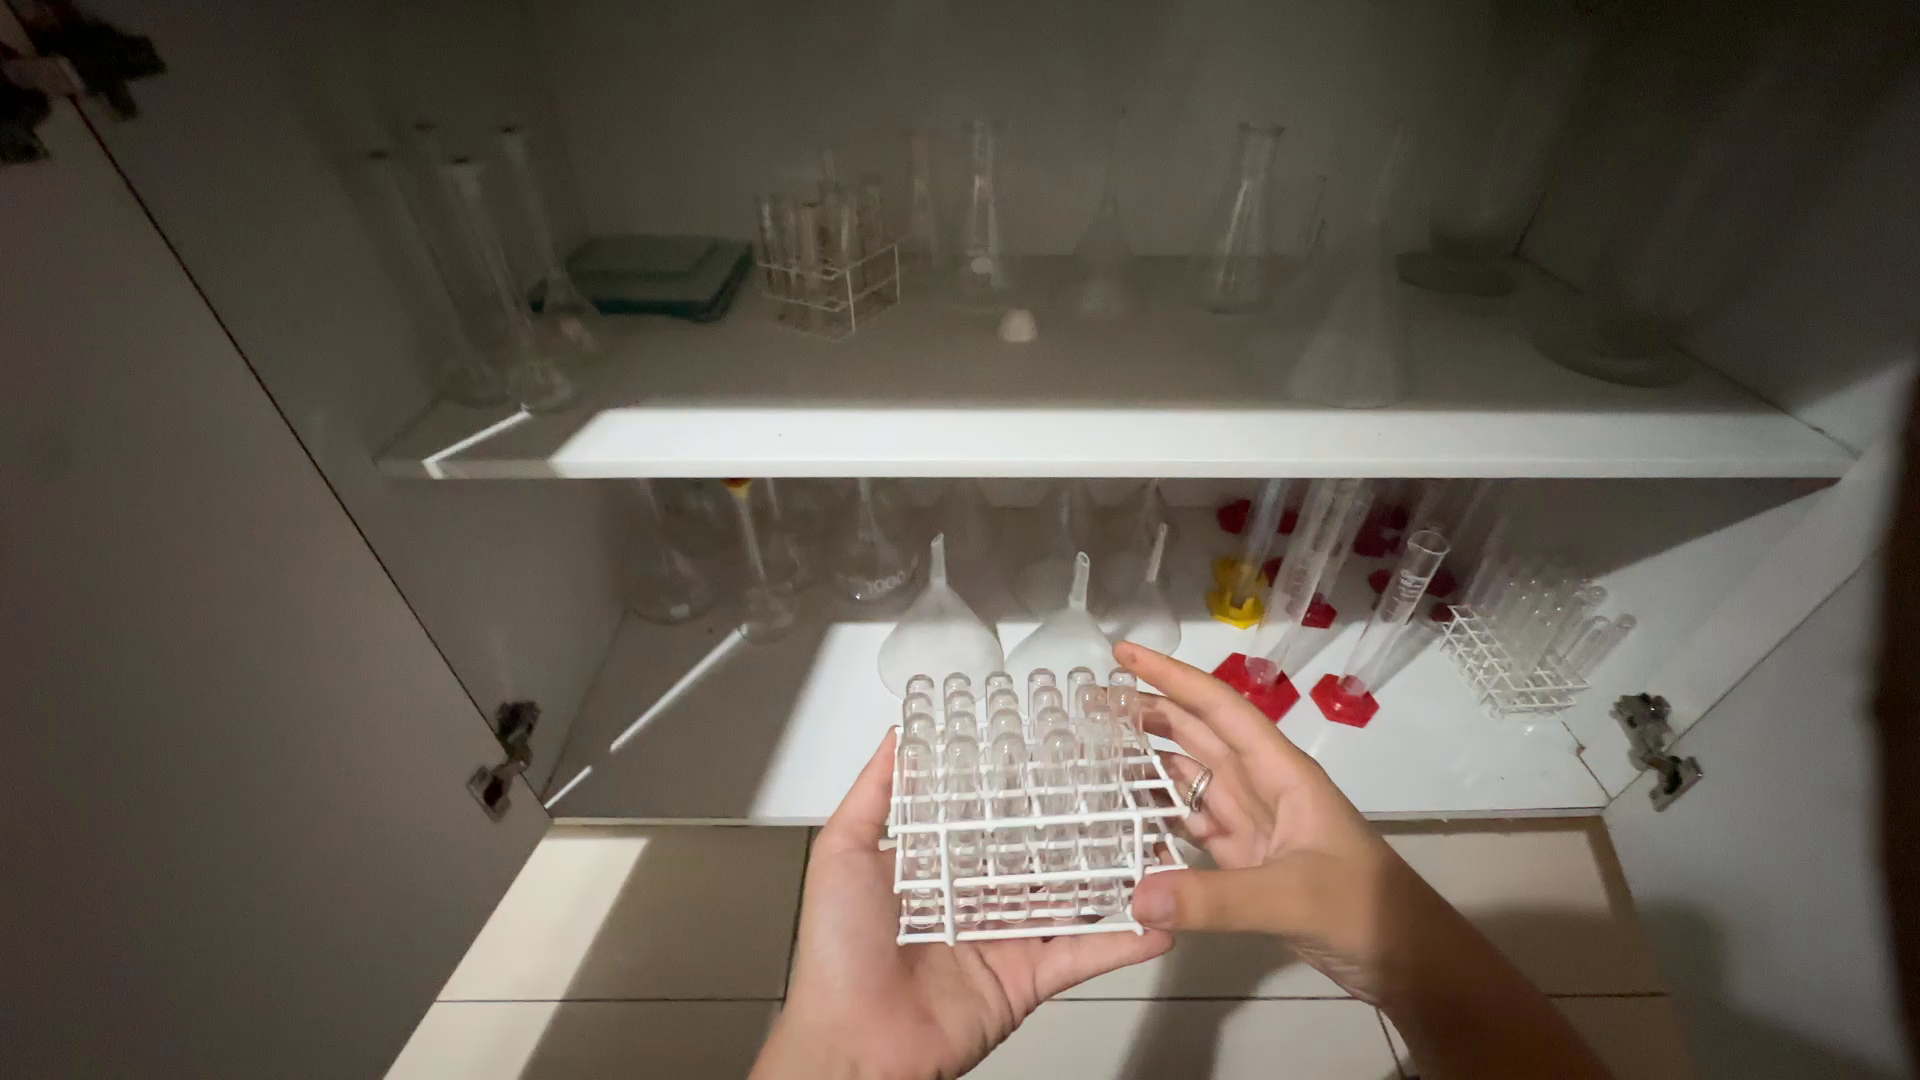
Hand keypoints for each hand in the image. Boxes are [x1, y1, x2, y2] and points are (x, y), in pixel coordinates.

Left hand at [753, 729, 1171, 1079]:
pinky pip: (1081, 955)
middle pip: (1039, 851)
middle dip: (1077, 823)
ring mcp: (1007, 936)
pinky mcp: (1027, 978)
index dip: (1021, 783)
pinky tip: (1156, 918)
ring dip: (1111, 875)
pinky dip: (1121, 941)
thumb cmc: (836, 948)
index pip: (990, 812)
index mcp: (940, 862)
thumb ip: (877, 792)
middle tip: (1120, 790)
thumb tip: (897, 734)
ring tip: (1153, 842)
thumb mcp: (843, 851)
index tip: (1056, 750)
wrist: (851, 1045)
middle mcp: (978, 895)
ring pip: (1070, 897)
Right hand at [1117, 644, 1613, 1079]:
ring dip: (1149, 757)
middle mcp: (1260, 784)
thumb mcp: (1293, 897)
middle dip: (1149, 708)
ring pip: (1191, 775)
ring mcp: (1252, 821)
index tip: (1123, 654)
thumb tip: (1136, 897)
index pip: (1217, 706)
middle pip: (1196, 733)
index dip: (1170, 675)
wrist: (1410, 963)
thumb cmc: (1366, 909)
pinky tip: (1127, 812)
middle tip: (1091, 699)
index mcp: (1279, 770)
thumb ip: (1214, 900)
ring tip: (1098, 745)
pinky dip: (1160, 813)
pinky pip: (1192, 822)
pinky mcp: (1244, 858)